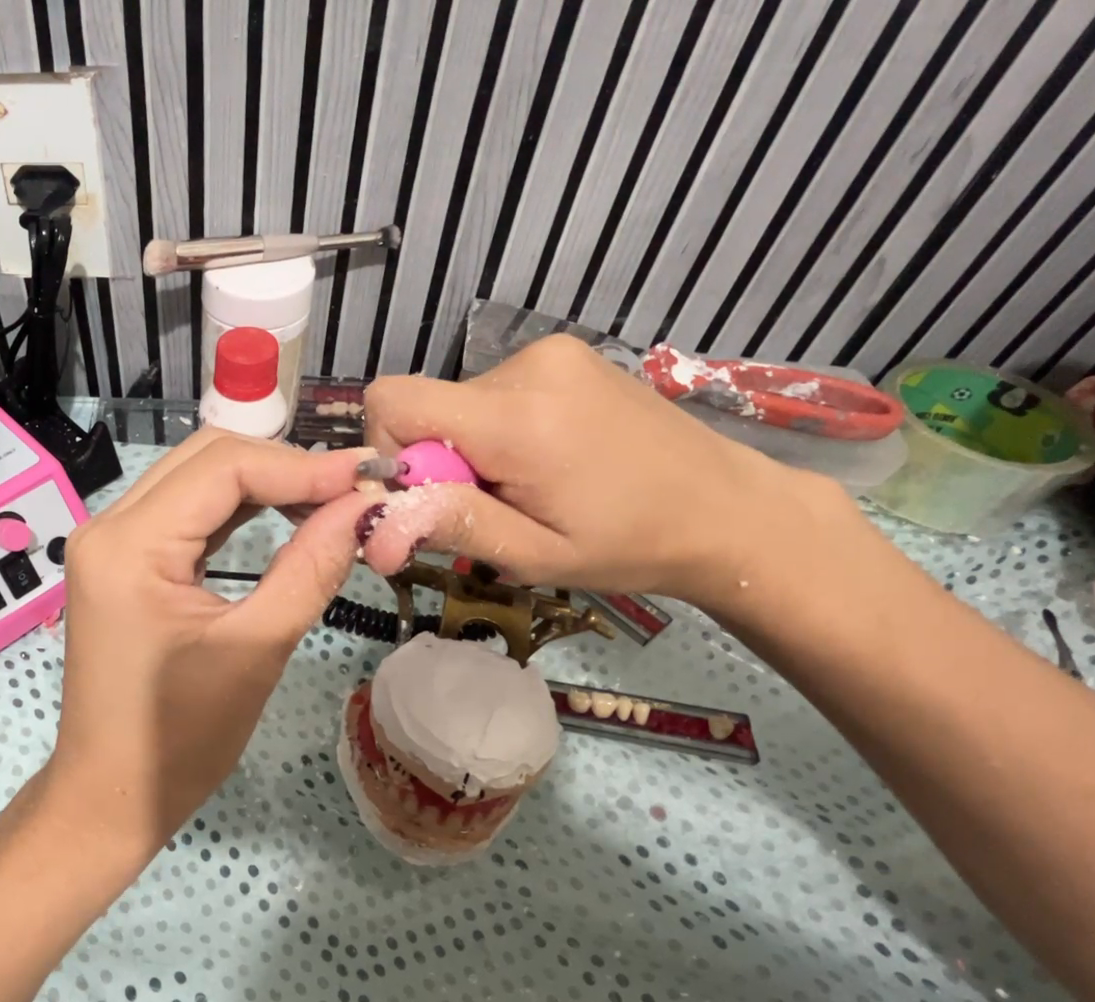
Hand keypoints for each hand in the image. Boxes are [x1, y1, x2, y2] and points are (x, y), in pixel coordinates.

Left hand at [49, 430, 370, 861]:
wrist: (112, 794)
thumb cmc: (182, 738)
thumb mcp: (256, 649)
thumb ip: (311, 567)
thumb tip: (362, 506)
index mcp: (129, 545)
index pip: (224, 468)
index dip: (302, 466)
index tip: (369, 477)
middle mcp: (108, 526)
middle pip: (206, 460)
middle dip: (283, 467)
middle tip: (353, 490)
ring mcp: (109, 542)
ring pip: (194, 479)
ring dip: (263, 484)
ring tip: (330, 502)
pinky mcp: (119, 562)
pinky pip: (183, 513)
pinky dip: (235, 510)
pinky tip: (284, 517)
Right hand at [359, 334, 846, 608]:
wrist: (727, 510)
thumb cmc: (631, 546)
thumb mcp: (533, 556)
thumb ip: (449, 525)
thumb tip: (367, 522)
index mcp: (517, 417)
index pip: (391, 401)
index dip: (388, 453)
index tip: (430, 496)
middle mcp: (526, 366)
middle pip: (424, 407)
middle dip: (438, 462)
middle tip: (497, 506)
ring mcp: (549, 353)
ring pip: (455, 403)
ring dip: (470, 450)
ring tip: (530, 487)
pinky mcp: (562, 354)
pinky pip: (490, 392)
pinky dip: (495, 431)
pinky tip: (545, 461)